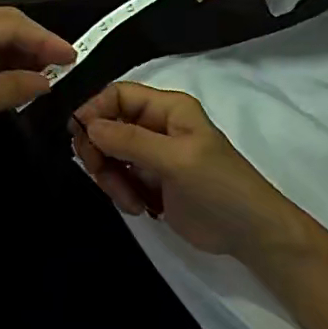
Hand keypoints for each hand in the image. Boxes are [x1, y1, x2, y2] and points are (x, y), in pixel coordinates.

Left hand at [0, 3, 73, 182]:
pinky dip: (0, 74)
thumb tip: (48, 81)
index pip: (12, 24)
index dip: (46, 41)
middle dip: (35, 49)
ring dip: (18, 62)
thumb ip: (13, 86)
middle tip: (66, 69)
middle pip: (3, 30)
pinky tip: (18, 86)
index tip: (75, 58)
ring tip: (49, 79)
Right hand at [70, 82, 316, 262]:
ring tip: (130, 200)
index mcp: (168, 108)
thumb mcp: (176, 160)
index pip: (118, 94)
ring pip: (108, 153)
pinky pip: (118, 177)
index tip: (78, 135)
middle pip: (107, 124)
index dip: (94, 110)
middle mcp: (157, 125)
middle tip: (100, 173)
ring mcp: (152, 154)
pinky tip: (139, 208)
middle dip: (100, 150)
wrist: (249, 234)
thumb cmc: (219, 187)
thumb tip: (88, 125)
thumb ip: (131, 141)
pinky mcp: (149, 181)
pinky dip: (120, 192)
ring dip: (110, 177)